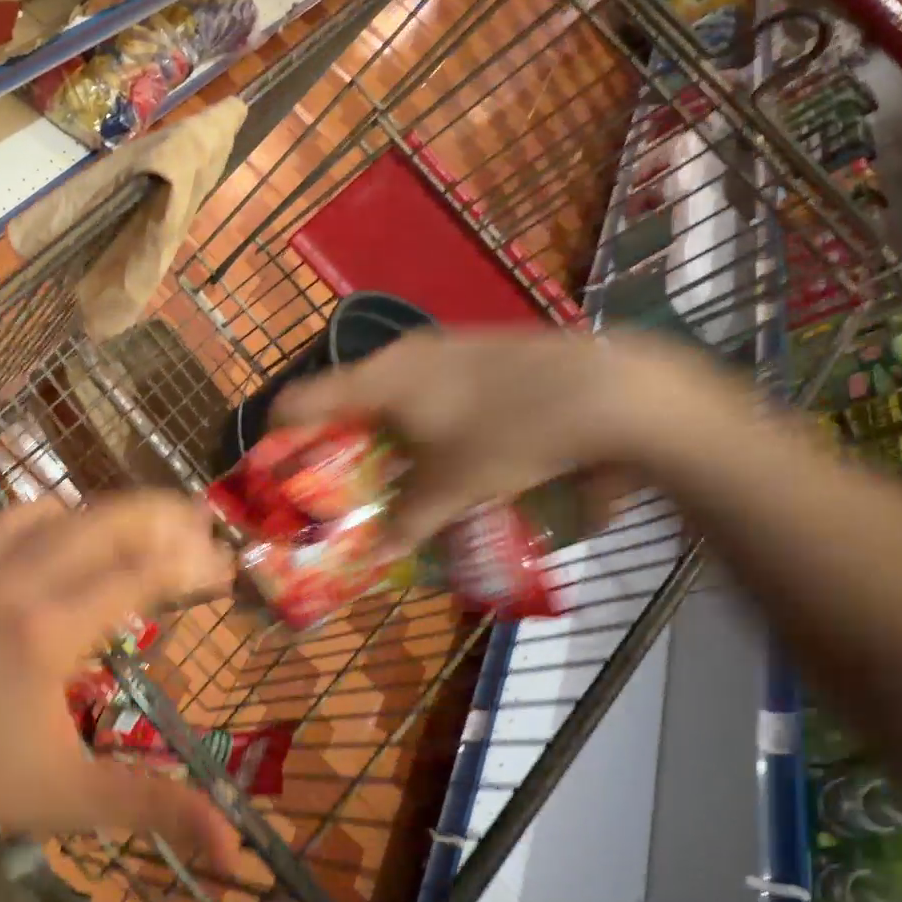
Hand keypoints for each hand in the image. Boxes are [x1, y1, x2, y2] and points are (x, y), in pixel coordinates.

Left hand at [0, 492, 238, 867]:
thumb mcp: (75, 798)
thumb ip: (157, 806)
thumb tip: (234, 849)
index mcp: (49, 632)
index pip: (137, 575)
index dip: (189, 563)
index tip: (227, 565)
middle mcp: (17, 585)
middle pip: (102, 524)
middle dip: (160, 518)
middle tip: (204, 529)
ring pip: (58, 513)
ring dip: (110, 514)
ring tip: (150, 529)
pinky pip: (14, 522)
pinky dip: (54, 516)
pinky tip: (73, 536)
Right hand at [270, 329, 745, 551]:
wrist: (621, 391)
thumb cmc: (515, 435)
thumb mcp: (456, 489)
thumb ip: (407, 521)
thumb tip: (376, 555)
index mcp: (377, 379)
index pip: (298, 401)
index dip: (279, 438)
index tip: (282, 472)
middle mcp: (401, 353)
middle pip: (342, 396)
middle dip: (335, 441)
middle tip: (342, 480)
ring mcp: (445, 345)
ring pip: (387, 389)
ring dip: (380, 428)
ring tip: (399, 467)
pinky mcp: (483, 348)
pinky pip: (427, 383)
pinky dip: (420, 415)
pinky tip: (454, 443)